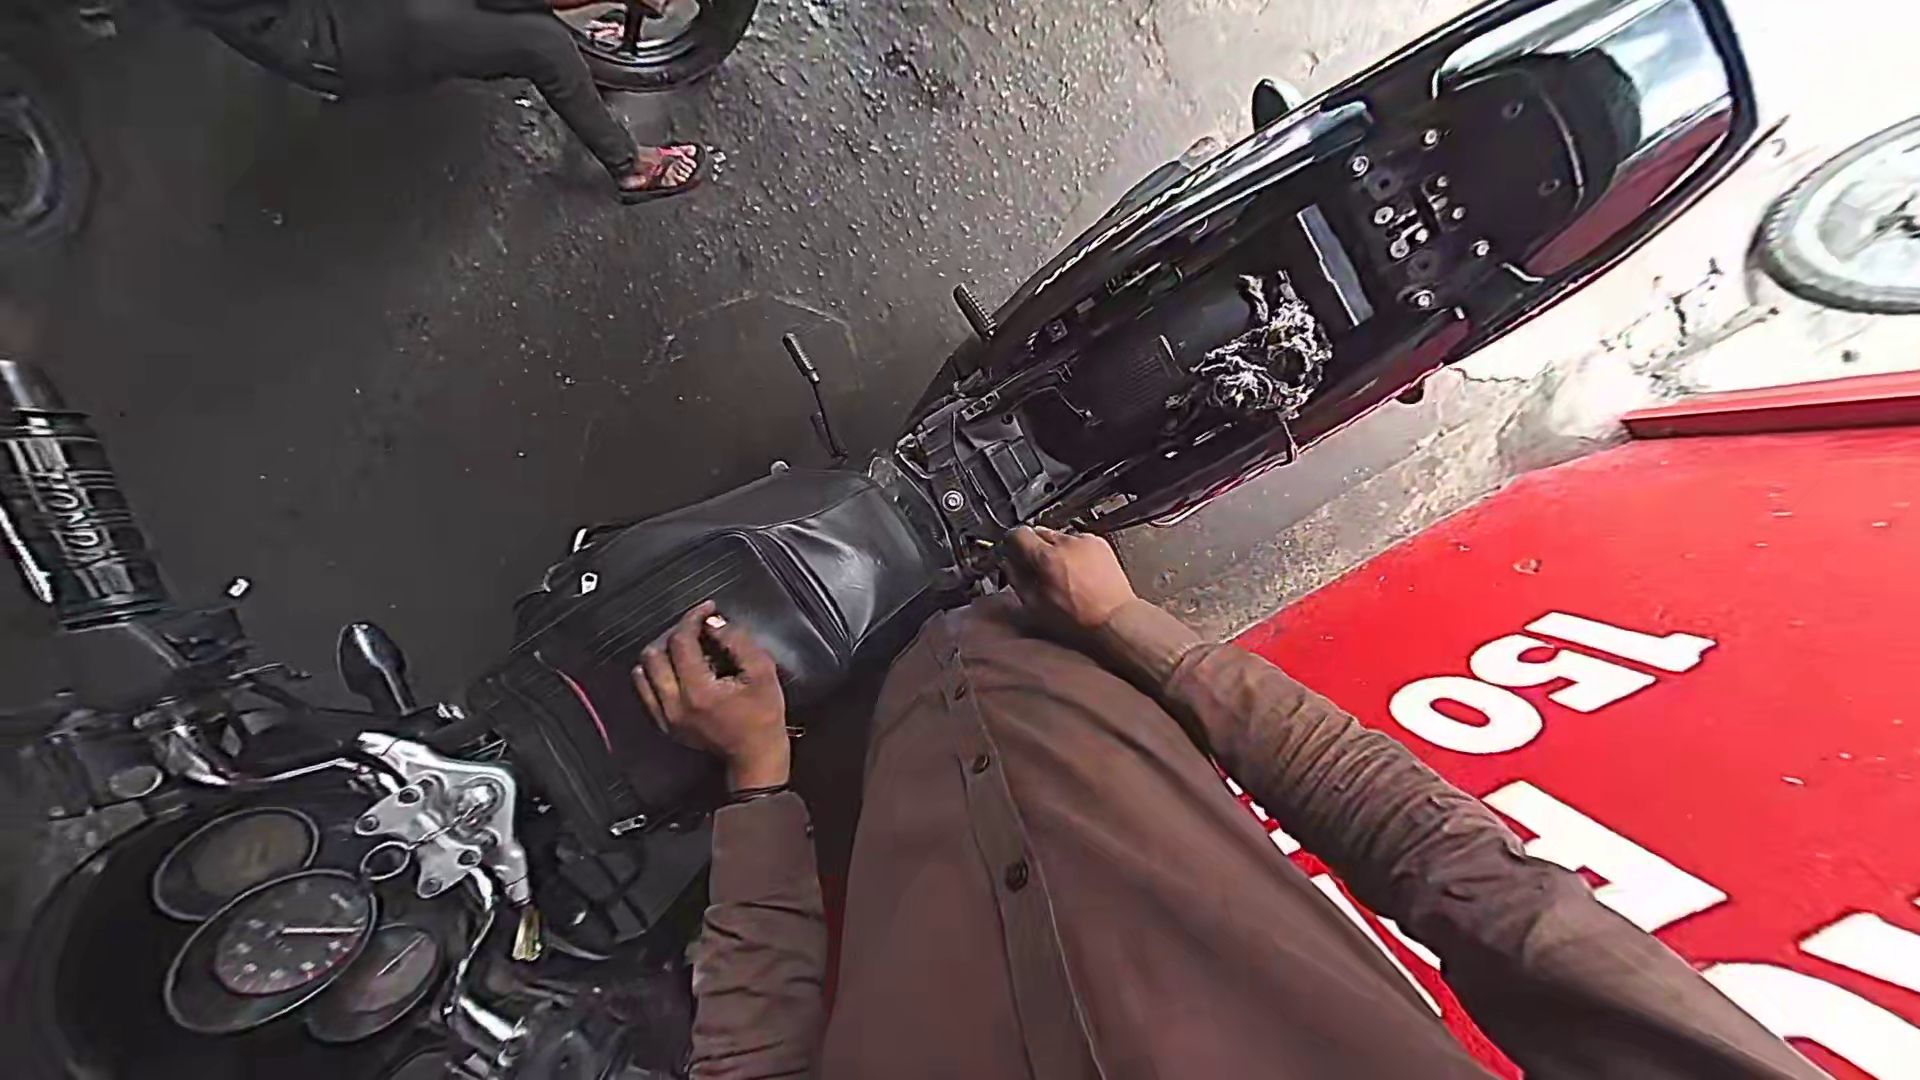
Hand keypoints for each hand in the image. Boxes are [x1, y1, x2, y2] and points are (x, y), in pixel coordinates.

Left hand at [633, 601, 789, 791]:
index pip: (682, 642)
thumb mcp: (762, 672)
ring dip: (662, 651)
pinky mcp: (665, 724)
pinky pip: (645, 690)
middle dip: (676, 632)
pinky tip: (675, 666)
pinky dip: (655, 672)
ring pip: (644, 671)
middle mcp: (675, 704)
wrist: (755, 755)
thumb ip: (738, 643)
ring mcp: (666, 716)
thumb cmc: (763, 716)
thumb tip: (714, 624)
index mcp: (699, 691)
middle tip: (696, 626)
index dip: (693, 619)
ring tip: (685, 644)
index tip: (706, 610)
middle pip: (655, 653)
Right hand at [1004, 526, 1139, 636]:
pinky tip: (1078, 572)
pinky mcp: (1099, 543)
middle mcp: (1065, 543)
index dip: (1012, 542)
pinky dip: (1074, 552)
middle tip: (1038, 570)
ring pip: (1059, 537)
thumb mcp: (1036, 605)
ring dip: (1055, 550)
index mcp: (1045, 558)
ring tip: (1063, 574)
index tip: (1013, 551)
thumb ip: (1017, 579)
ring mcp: (1084, 541)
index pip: (1017, 533)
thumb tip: (1008, 564)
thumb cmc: (1079, 619)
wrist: (1114, 619)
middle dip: (1035, 548)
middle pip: (1038, 533)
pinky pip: (1078, 541)